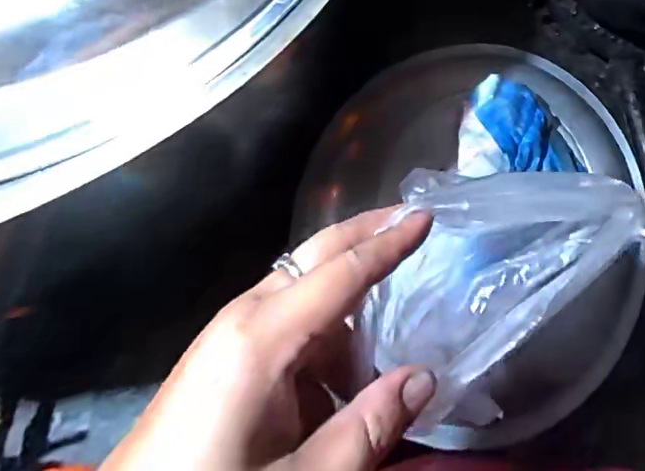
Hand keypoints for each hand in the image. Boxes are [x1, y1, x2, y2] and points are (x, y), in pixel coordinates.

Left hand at [103, 207, 435, 470]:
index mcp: (261, 338)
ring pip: (301, 296)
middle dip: (366, 236)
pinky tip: (338, 383)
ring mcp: (223, 341)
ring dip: (346, 306)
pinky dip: (321, 337)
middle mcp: (242, 321)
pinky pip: (282, 328)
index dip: (390, 242)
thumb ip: (368, 429)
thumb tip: (425, 376)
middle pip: (316, 258)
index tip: (428, 216)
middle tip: (412, 222)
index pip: (342, 271)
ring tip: (385, 340)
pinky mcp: (215, 366)